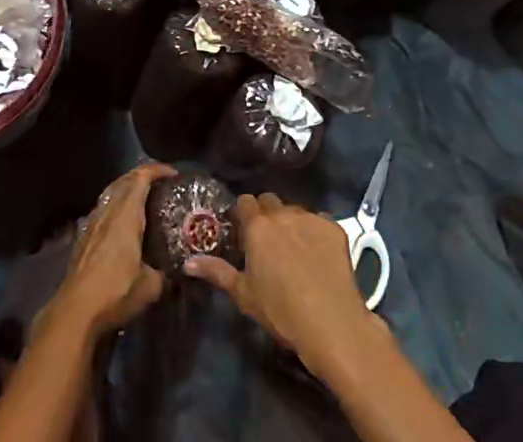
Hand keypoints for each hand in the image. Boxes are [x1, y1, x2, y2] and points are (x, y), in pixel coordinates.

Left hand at [40, 163, 174, 339]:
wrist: (74, 315)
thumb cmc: (116, 292)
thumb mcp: (151, 286)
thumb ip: (165, 272)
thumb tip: (175, 270)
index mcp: (125, 216)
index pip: (140, 179)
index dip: (157, 170)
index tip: (173, 174)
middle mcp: (106, 214)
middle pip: (122, 182)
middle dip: (141, 175)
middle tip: (159, 182)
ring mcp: (91, 226)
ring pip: (108, 195)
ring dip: (125, 190)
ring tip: (141, 199)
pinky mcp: (82, 241)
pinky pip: (101, 211)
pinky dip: (114, 206)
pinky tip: (120, 223)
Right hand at [184, 193, 382, 379]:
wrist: (330, 321)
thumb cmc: (280, 311)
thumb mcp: (243, 294)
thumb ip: (216, 272)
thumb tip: (188, 263)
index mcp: (258, 227)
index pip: (245, 202)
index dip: (242, 214)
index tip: (243, 232)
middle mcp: (284, 214)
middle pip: (270, 200)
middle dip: (265, 213)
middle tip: (266, 240)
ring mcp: (311, 218)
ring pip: (295, 209)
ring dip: (289, 221)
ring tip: (292, 248)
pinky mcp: (334, 226)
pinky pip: (318, 220)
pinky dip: (314, 231)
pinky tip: (316, 253)